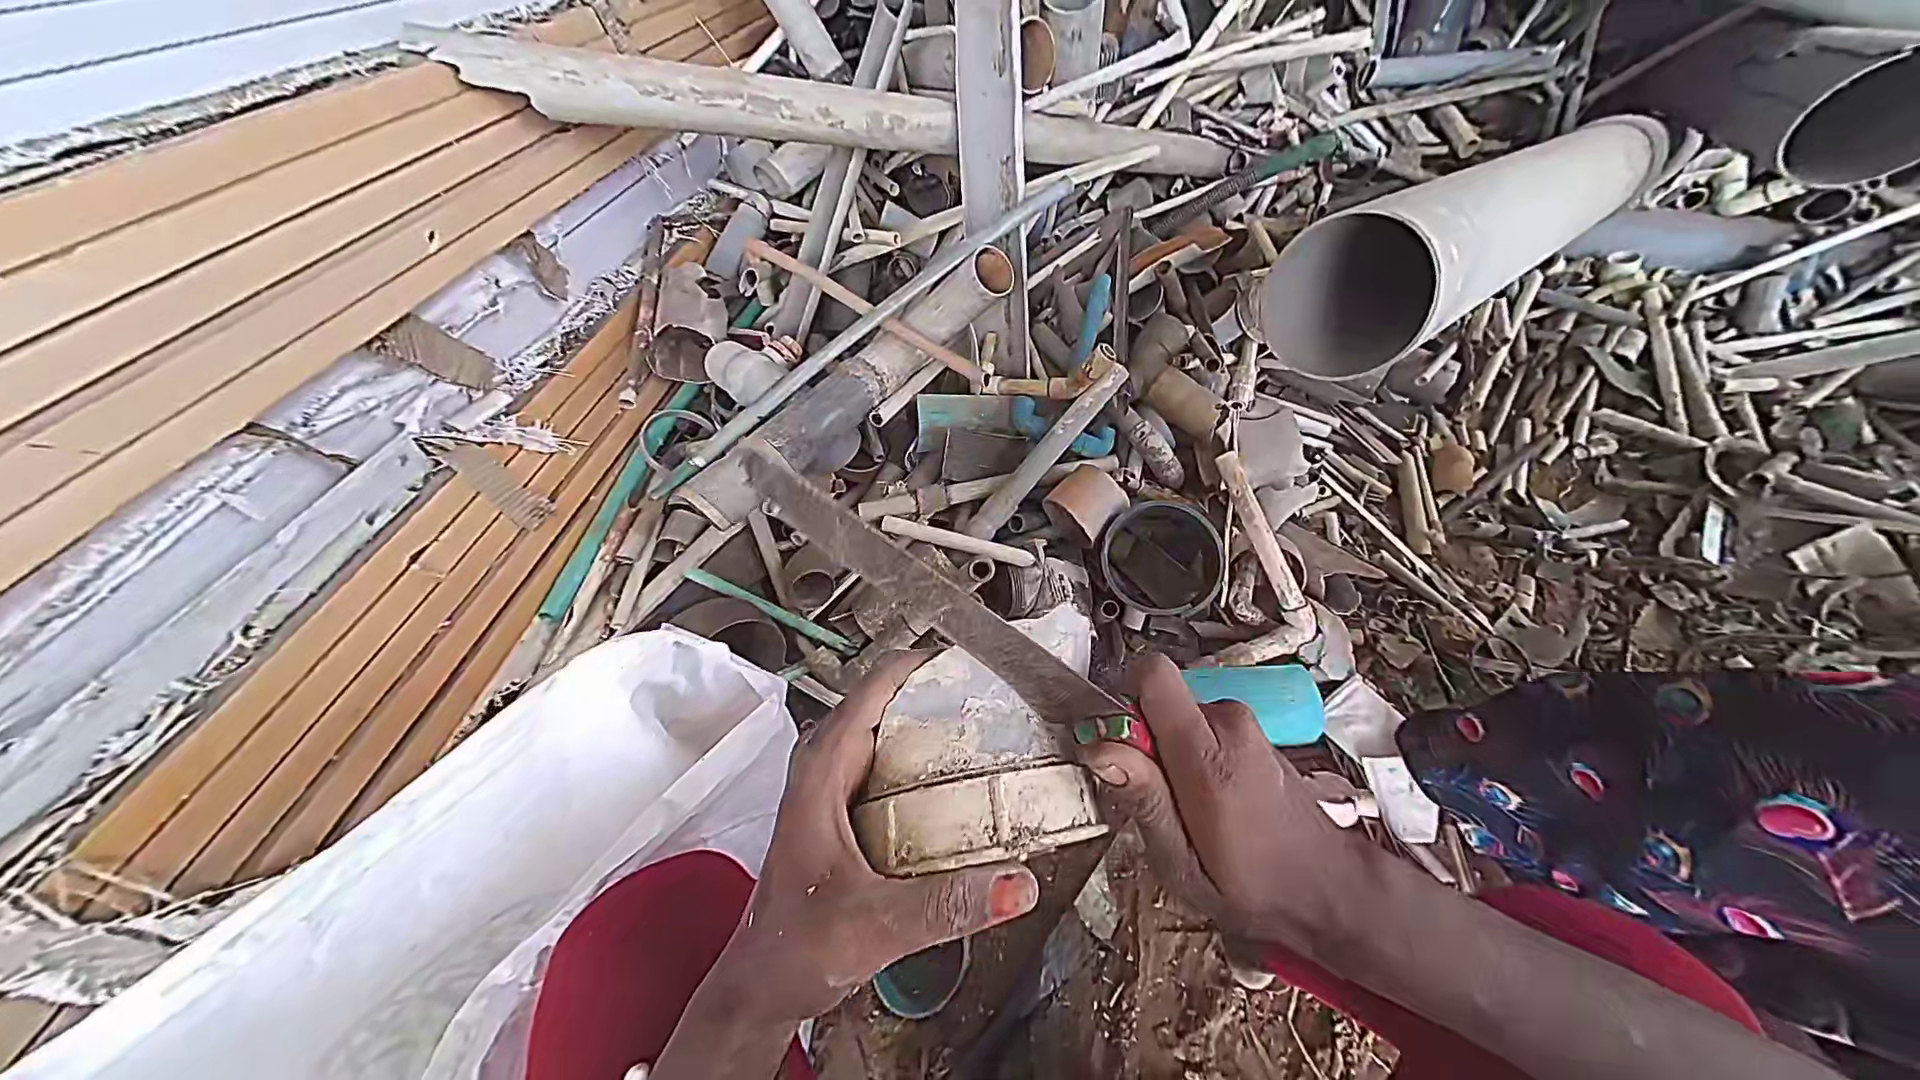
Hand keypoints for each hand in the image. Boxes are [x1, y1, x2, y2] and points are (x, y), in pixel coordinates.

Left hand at [703, 650, 1040, 1023]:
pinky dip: (919, 748)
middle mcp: (824, 763)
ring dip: (927, 716)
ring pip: (883, 725)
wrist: (763, 982)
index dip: (919, 664)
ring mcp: (831, 782)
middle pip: (883, 698)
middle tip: (989, 695)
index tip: (967, 662)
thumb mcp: (875, 925)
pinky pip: (885, 754)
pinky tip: (953, 772)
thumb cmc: (795, 949)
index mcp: (823, 768)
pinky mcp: (842, 803)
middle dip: (934, 688)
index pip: (873, 687)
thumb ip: (946, 905)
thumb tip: (1018, 883)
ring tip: (981, 722)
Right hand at [1078, 653, 1371, 955]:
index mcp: (1209, 755)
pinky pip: (1200, 722)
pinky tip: (1210, 794)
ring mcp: (1245, 723)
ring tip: (1187, 800)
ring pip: (1177, 713)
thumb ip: (1143, 798)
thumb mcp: (1182, 863)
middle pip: (1160, 698)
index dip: (1123, 697)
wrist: (1333, 889)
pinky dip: (1192, 749)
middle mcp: (1230, 723)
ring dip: (1168, 747)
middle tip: (1157, 791)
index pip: (1153, 674)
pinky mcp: (1252, 728)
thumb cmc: (1254, 887)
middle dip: (1144, 735)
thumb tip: (1100, 749)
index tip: (1120, 744)